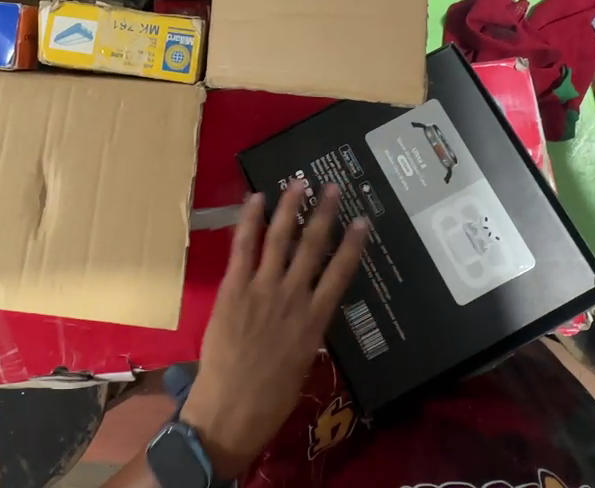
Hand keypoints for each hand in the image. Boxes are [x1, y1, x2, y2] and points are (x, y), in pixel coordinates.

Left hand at [178, 184, 369, 479]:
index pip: (340, 274)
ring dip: (290, 207)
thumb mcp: (303, 362)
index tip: (363, 220)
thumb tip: (310, 306)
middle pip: (313, 246)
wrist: (231, 411)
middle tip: (333, 187)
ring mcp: (262, 288)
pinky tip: (256, 198)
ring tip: (299, 183)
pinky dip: (250, 219)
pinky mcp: (234, 287)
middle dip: (324, 213)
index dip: (353, 245)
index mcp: (315, 320)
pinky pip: (243, 245)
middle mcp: (293, 297)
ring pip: (280, 237)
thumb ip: (307, 328)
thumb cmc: (271, 398)